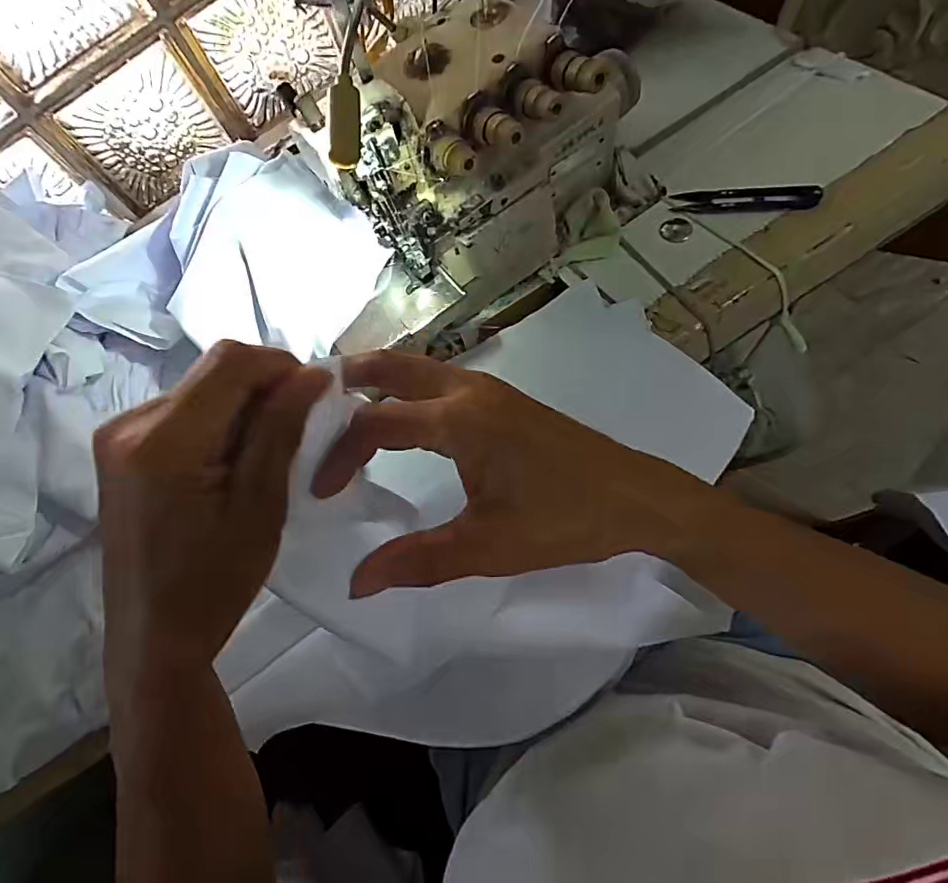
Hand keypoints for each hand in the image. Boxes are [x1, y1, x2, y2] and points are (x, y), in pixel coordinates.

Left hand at [96, 341, 330, 675]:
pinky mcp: (118, 447)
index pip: (229, 363)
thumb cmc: (213, 587)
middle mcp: (129, 424)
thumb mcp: (260, 507)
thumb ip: (281, 430)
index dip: (279, 364)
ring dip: (240, 403)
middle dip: (262, 385)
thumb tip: (312, 374)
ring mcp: (117, 434)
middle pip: (211, 371)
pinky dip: (216, 420)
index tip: (314, 391)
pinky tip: (231, 458)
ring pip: (198, 388)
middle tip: (298, 423)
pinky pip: (180, 410)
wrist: (151, 639)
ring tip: (267, 447)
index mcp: (162, 442)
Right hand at [313, 350, 731, 596]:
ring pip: (414, 366)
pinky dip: (402, 387)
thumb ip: (418, 561)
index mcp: (459, 419)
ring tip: (340, 409)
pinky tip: (396, 417)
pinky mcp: (497, 397)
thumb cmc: (565, 520)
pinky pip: (434, 377)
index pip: (376, 421)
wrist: (639, 497)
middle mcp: (466, 389)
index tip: (321, 488)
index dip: (339, 451)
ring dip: (375, 379)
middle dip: (345, 380)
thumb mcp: (489, 548)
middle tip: (308, 406)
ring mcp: (485, 387)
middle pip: (390, 365)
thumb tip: (357, 583)